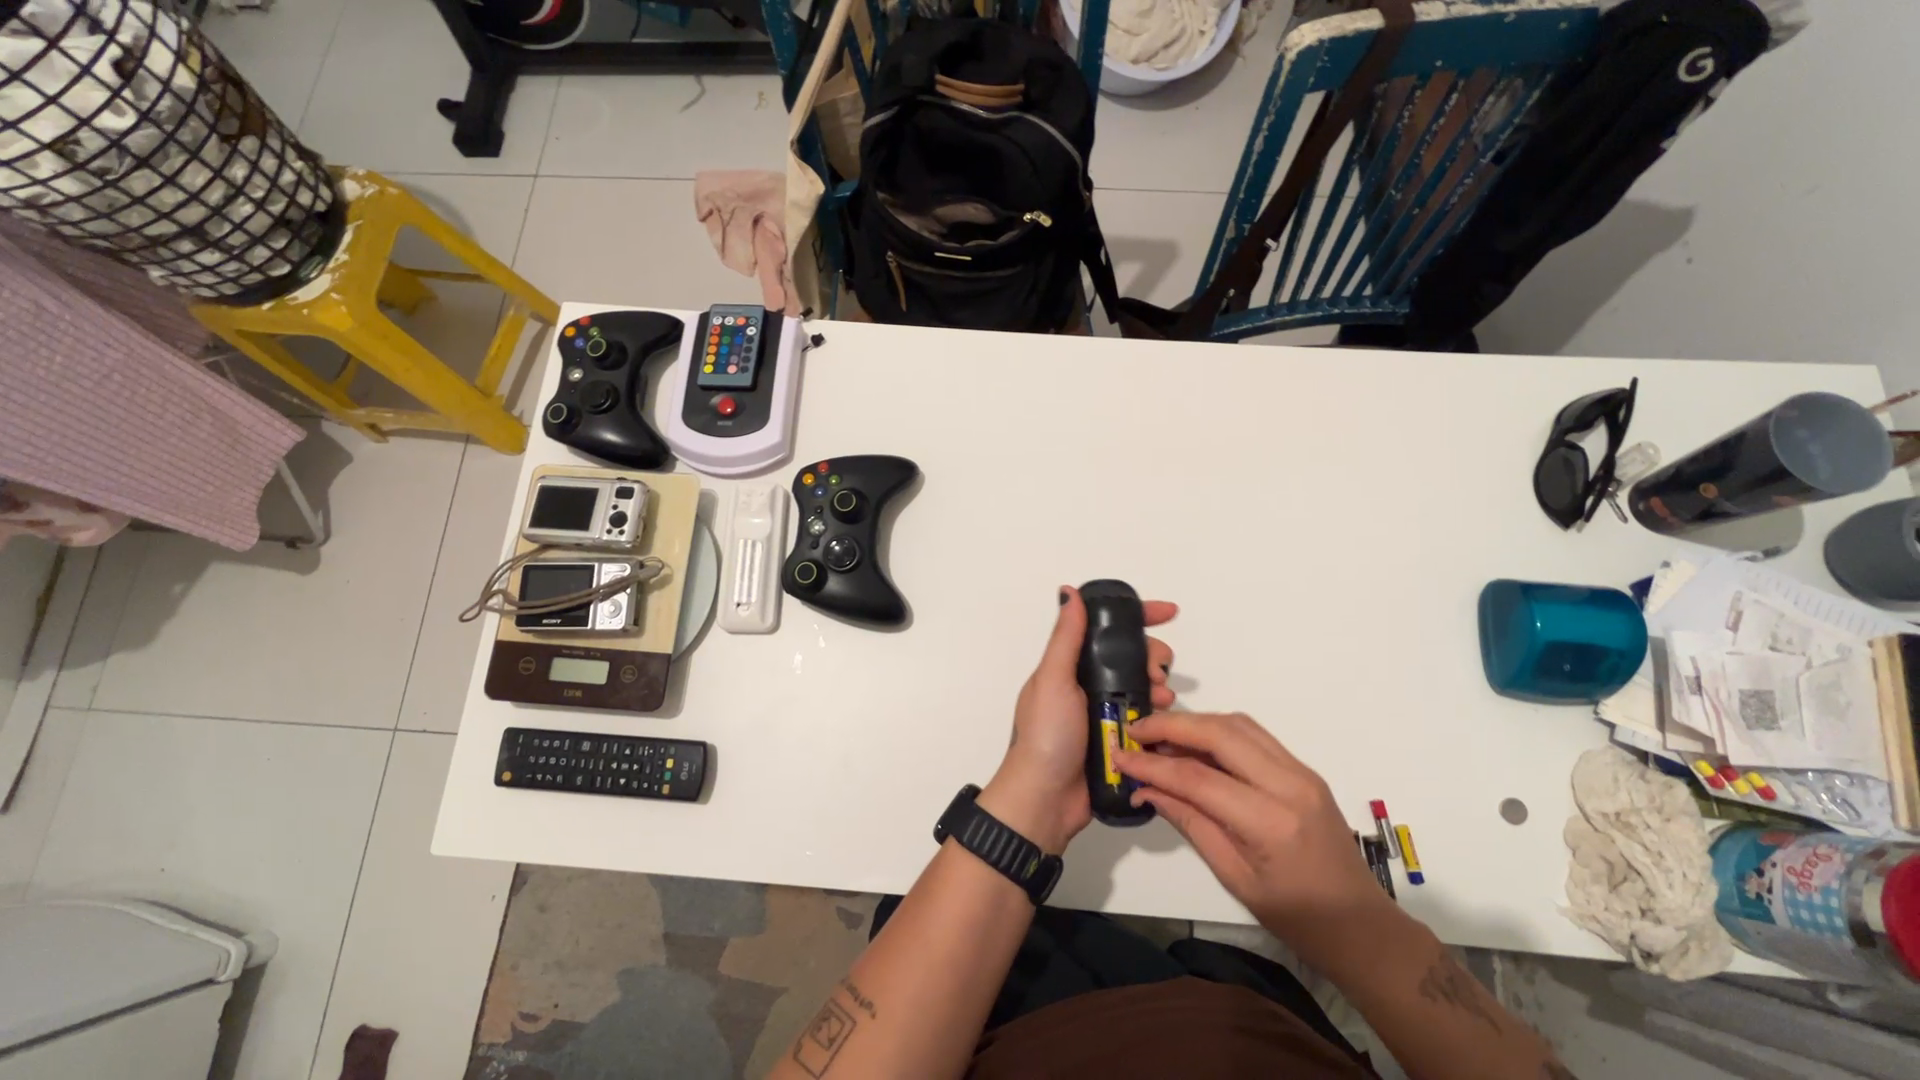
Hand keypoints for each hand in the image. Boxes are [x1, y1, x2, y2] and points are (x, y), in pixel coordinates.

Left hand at [977, 586, 1177, 854]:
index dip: (1137, 618)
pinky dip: (1159, 716)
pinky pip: (1147, 722)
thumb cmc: (1046, 735)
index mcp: (1068, 668)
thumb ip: (1066, 638)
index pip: (1105, 632)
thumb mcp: (1053, 679)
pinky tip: (1165, 718)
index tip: (1168, 613)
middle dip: (1151, 656)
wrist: (1046, 799)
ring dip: (1158, 686)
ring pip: (1142, 689)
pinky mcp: (1119, 743)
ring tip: (1162, 696)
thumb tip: (1069, 591)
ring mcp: (1103, 716)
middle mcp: (1087, 687)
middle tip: (1157, 670)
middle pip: (1130, 658)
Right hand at [1113, 712, 1386, 947]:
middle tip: (1134, 732)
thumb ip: (1191, 824)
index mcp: (1271, 822)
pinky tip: (1194, 746)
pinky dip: (1218, 731)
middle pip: (1221, 733)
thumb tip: (1146, 790)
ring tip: (1159, 736)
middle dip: (1172, 726)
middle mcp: (1290, 785)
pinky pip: (1255, 736)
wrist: (1359, 923)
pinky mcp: (1304, 770)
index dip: (1153, 765)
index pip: (1199, 778)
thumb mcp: (1234, 877)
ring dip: (1195, 723)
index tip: (1119, 756)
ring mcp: (1302, 772)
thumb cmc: (1295, 916)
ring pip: (1239, 724)